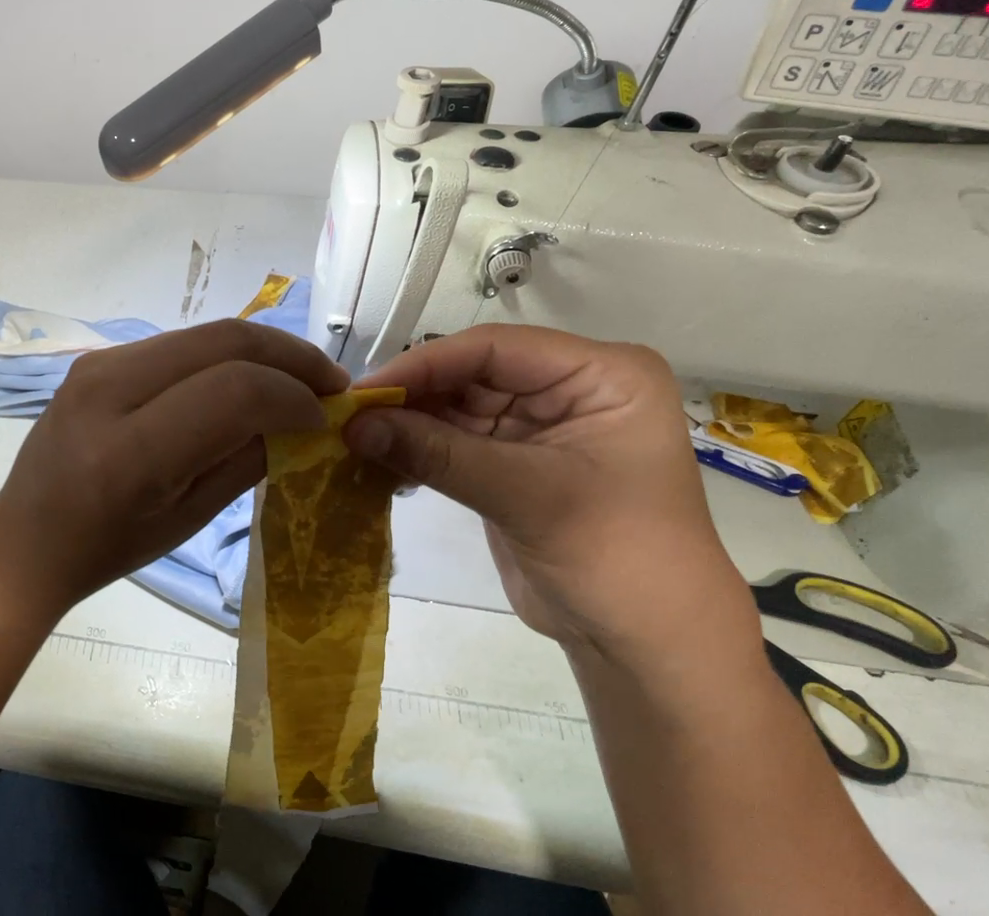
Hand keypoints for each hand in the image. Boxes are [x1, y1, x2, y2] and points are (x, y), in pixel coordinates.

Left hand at [0, 320, 348, 617]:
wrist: (27, 538)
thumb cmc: (108, 548)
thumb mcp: (188, 518)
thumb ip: (247, 459)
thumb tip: (302, 417)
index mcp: (130, 450)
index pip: (234, 389)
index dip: (293, 394)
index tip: (326, 415)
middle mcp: (108, 388)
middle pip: (222, 340)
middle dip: (288, 354)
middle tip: (329, 382)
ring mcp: (96, 364)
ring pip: (202, 333)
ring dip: (258, 349)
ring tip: (296, 379)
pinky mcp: (95, 358)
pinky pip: (175, 344)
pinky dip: (221, 355)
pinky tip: (245, 378)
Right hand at [343, 325, 755, 659]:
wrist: (641, 640)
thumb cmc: (612, 554)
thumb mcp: (525, 495)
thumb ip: (437, 453)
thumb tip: (353, 426)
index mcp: (602, 375)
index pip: (496, 349)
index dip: (426, 365)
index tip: (364, 393)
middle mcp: (569, 388)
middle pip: (471, 374)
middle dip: (411, 395)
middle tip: (346, 418)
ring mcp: (539, 426)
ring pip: (456, 407)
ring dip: (407, 424)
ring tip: (352, 439)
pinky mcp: (513, 463)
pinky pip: (453, 442)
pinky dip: (416, 450)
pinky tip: (377, 461)